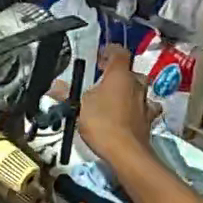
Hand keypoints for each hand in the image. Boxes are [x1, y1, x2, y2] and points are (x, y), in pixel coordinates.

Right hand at [77, 46, 159, 167]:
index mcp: (119, 75)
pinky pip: (145, 106)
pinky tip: (130, 113)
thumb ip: (66, 93)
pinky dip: (138, 107)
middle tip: (102, 79)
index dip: (110, 51)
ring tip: (114, 97)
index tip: (99, 56)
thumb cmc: (101, 123)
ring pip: (139, 88)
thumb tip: (53, 86)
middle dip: (118, 73)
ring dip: (129, 89)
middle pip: (130, 71)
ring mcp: (146, 101)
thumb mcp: (77, 106)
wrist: (125, 151)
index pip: (120, 53)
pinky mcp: (149, 118)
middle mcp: (136, 84)